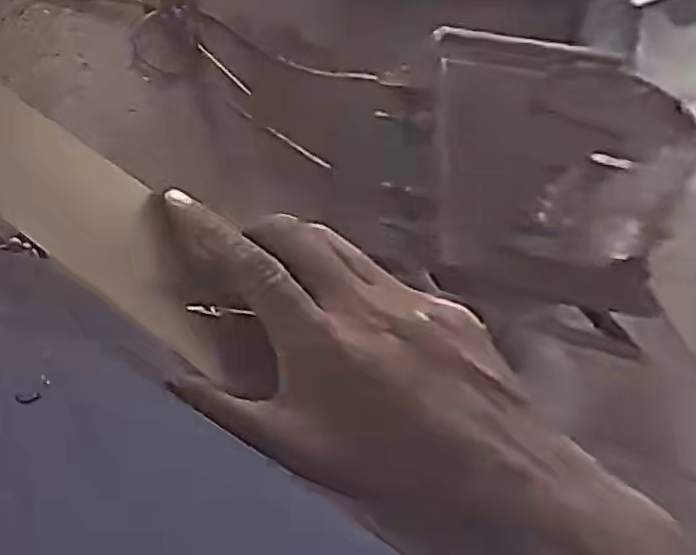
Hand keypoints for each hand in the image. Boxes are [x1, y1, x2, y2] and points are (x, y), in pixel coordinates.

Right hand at [159, 190, 677, 554]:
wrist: (527, 497)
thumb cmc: (396, 470)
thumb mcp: (299, 451)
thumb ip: (226, 412)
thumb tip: (168, 379)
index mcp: (316, 336)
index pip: (247, 263)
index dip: (205, 227)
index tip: (176, 198)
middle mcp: (359, 304)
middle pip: (292, 234)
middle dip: (256, 228)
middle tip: (241, 246)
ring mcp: (410, 302)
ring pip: (337, 242)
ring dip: (301, 243)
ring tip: (291, 268)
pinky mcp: (452, 311)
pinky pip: (385, 272)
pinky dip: (355, 274)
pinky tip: (363, 310)